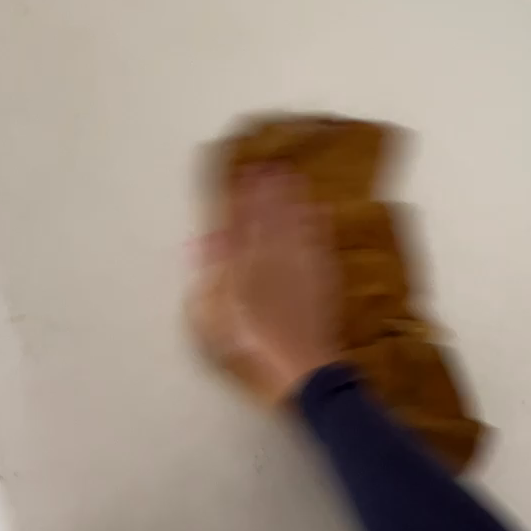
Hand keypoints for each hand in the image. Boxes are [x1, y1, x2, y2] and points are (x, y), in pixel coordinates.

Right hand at [189, 166, 340, 406]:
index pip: (243, 222)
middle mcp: (277, 258)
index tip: (243, 173)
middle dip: (271, 190)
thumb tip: (207, 239)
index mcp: (248, 266)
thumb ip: (214, 272)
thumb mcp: (218, 314)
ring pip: (298, 222)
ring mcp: (304, 266)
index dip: (244, 197)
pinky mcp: (324, 278)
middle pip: (272, 216)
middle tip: (271, 164)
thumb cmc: (253, 346)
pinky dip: (319, 222)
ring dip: (294, 198)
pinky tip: (319, 209)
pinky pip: (321, 241)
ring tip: (292, 175)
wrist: (302, 366)